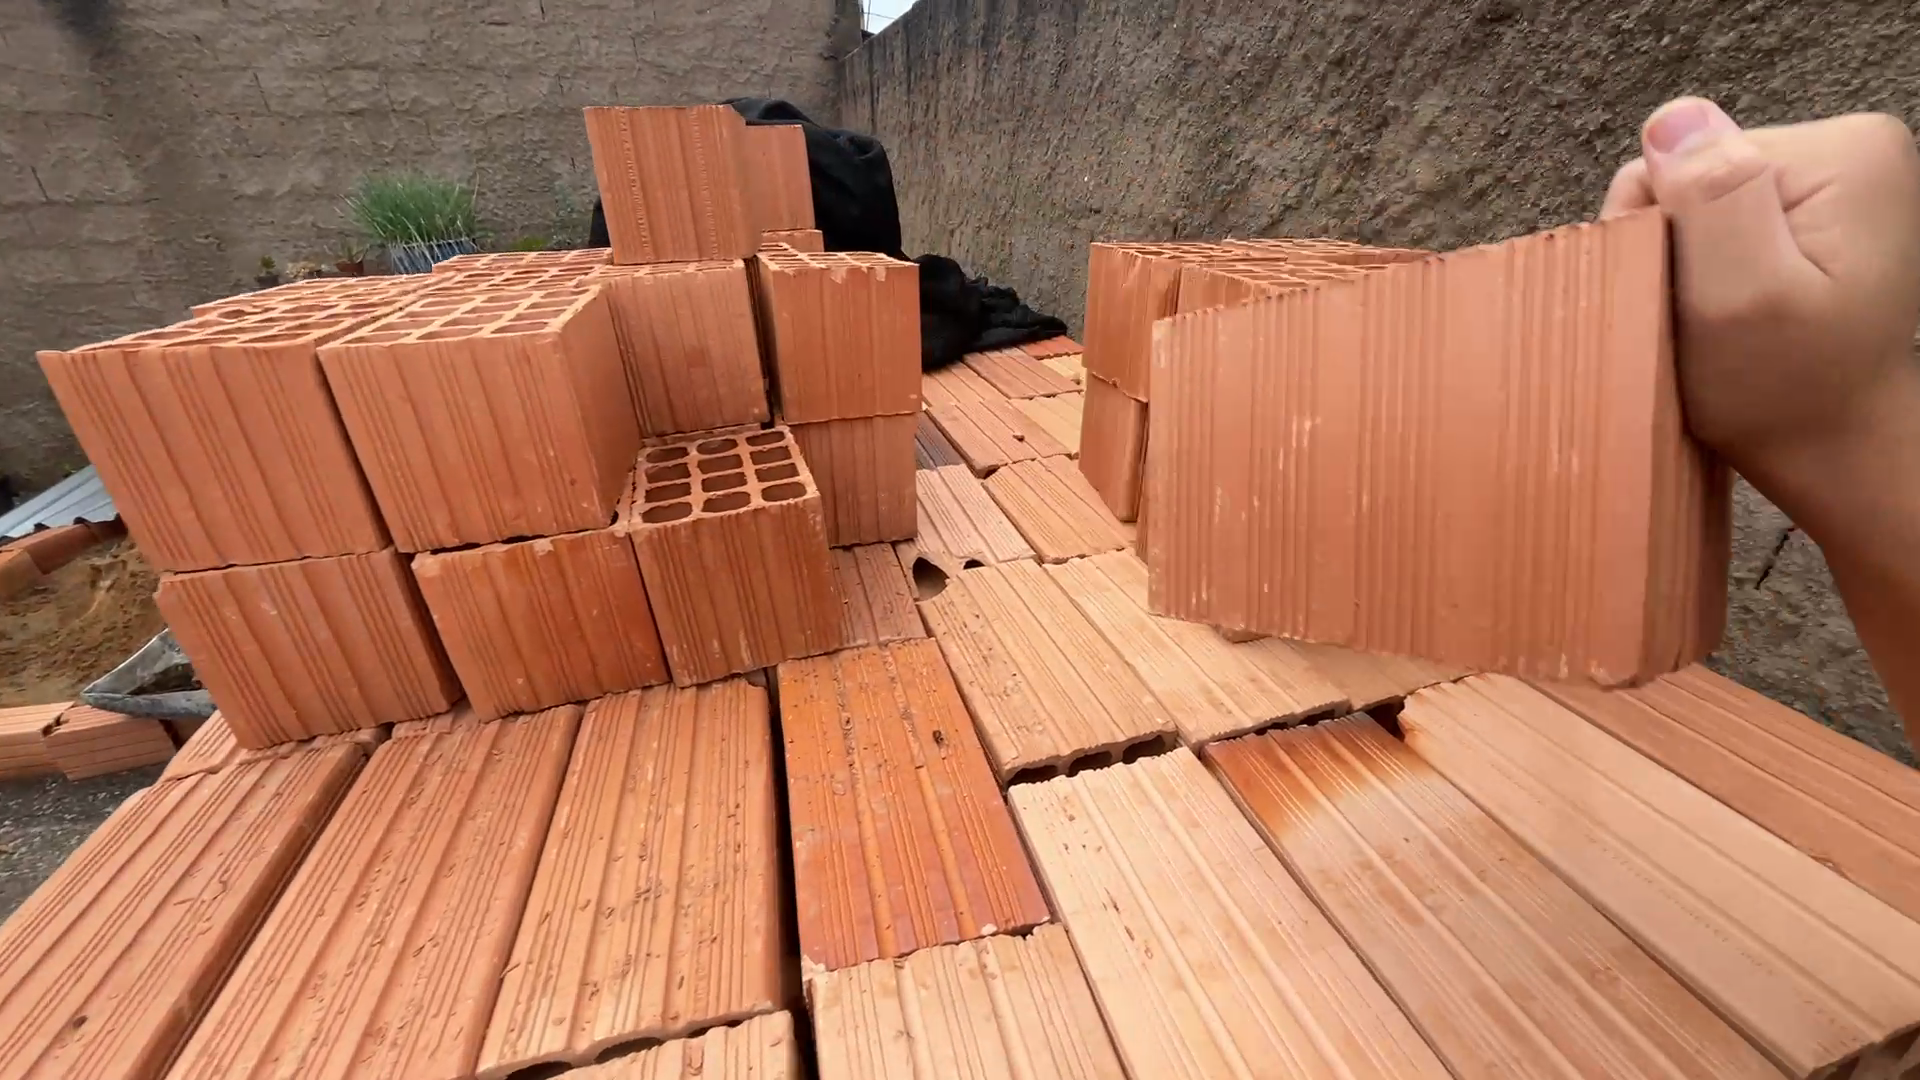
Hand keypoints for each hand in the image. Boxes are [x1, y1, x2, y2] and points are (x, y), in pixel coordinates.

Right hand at [1601, 97, 1919, 487]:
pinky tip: (1711, 309)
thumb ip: (1712, 201)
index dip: (1645, 235)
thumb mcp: (1735, 298)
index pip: (1672, 165)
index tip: (1672, 294)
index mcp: (1834, 155)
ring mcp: (1824, 184)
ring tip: (1699, 315)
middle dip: (1659, 249)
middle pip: (1679, 179)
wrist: (1830, 436)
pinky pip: (1704, 226)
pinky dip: (1688, 272)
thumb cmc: (1776, 385)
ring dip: (1670, 265)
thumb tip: (1671, 119)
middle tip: (1686, 310)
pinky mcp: (1803, 218)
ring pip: (1683, 206)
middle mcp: (1840, 150)